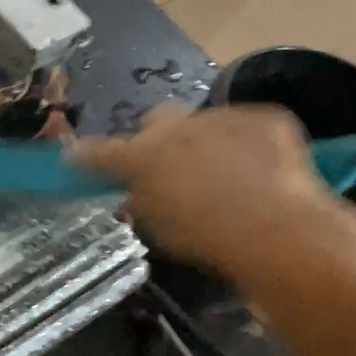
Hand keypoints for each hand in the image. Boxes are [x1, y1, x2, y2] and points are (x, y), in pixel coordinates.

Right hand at [69, 102, 354, 274]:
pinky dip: (244, 142)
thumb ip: (139, 202)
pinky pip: (244, 126)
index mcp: (140, 157)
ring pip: (201, 122)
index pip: (98, 151)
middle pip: (154, 122)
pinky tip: (256, 168)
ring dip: (202, 140)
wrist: (279, 230)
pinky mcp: (264, 116)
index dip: (85, 156)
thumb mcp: (158, 228)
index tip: (76, 160)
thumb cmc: (206, 238)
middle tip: (166, 167)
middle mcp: (174, 127)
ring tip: (220, 170)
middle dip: (156, 139)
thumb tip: (133, 194)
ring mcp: (221, 116)